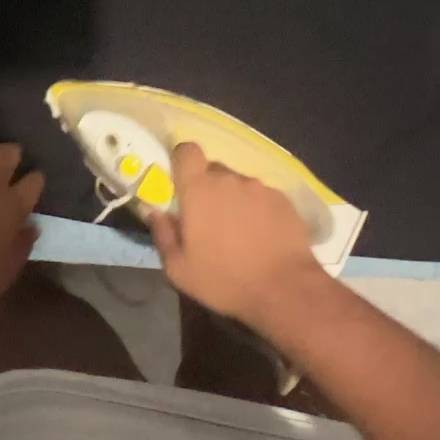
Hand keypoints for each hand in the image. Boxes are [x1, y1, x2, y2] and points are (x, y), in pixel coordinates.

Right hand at [147, 142, 330, 326]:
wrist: (285, 288)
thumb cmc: (225, 280)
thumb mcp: (180, 270)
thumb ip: (163, 234)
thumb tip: (154, 212)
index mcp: (200, 189)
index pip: (187, 150)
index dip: (183, 160)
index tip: (182, 181)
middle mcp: (230, 178)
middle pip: (213, 171)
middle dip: (208, 189)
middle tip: (209, 220)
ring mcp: (259, 186)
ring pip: (239, 184)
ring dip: (234, 200)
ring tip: (239, 232)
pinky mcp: (282, 198)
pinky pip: (262, 195)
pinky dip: (257, 209)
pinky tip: (262, 235)